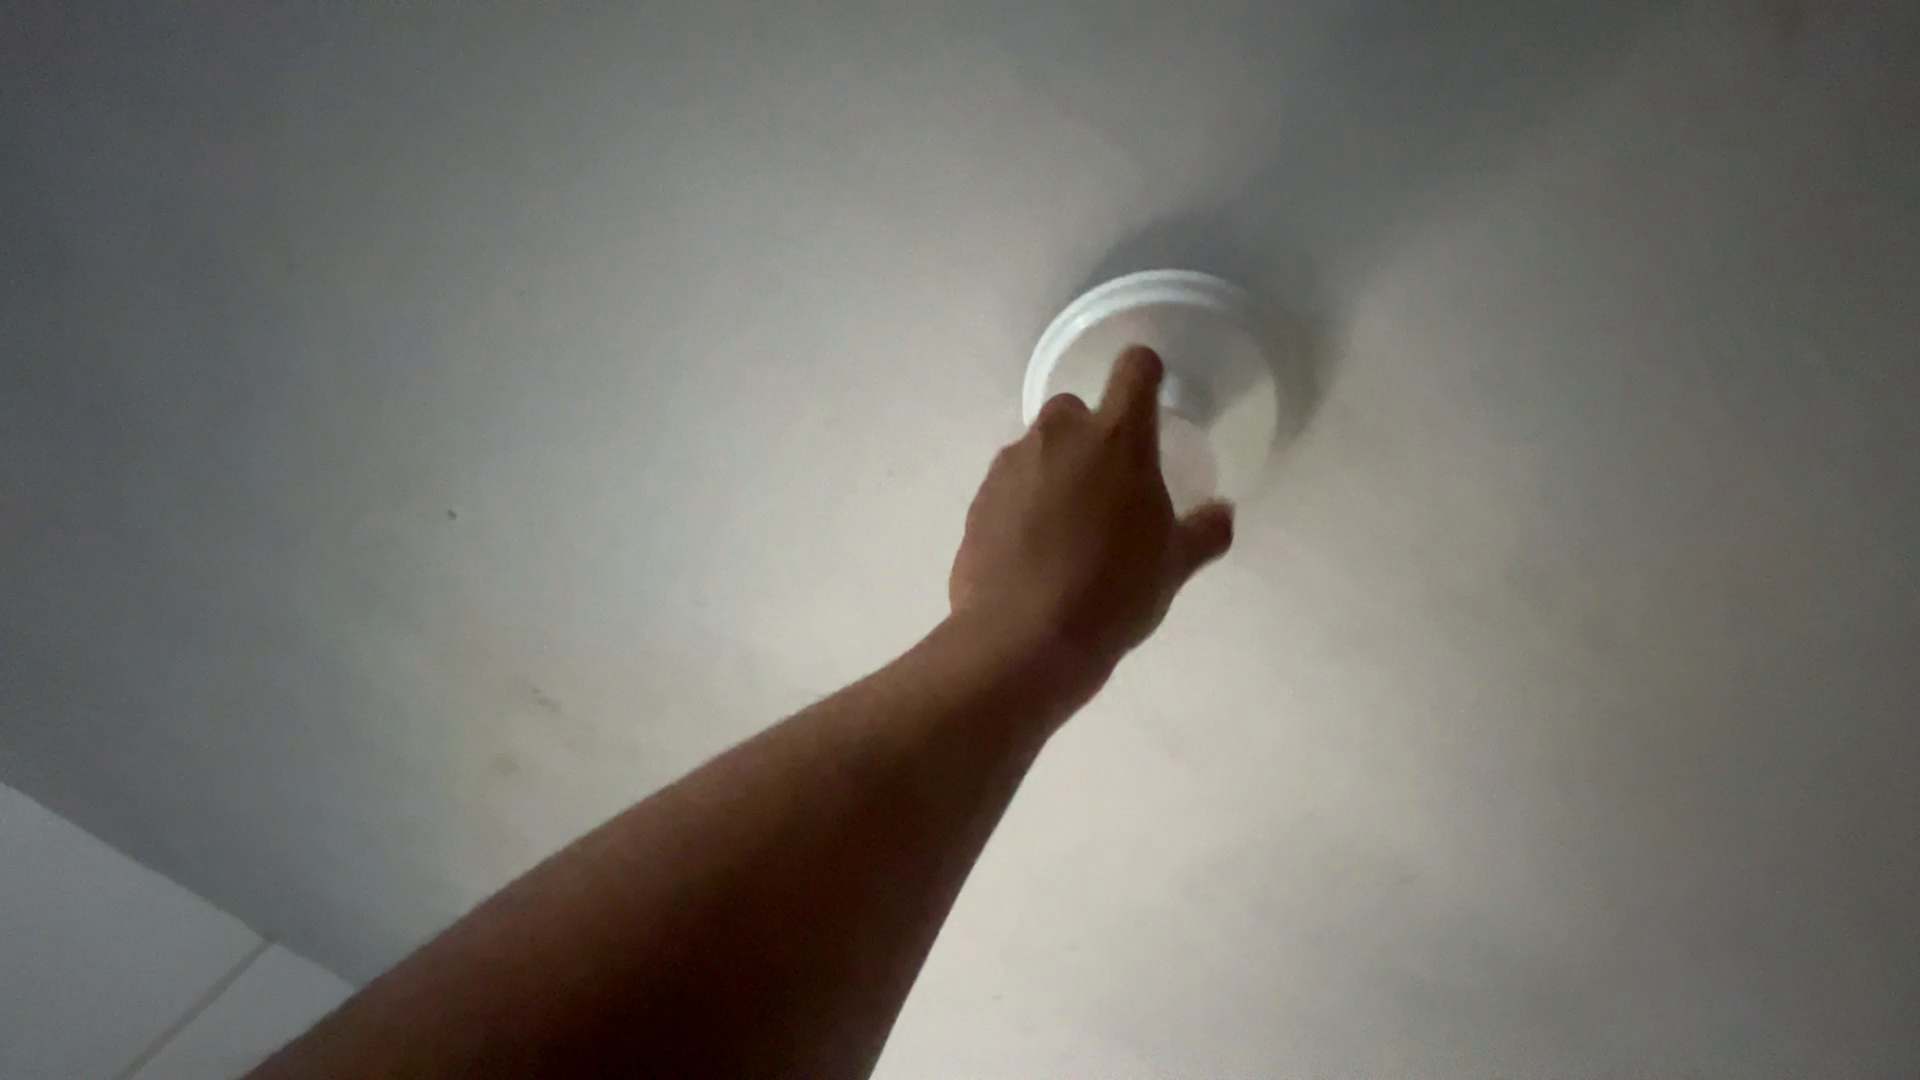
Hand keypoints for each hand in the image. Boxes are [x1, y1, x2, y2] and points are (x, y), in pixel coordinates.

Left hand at [949, 346, 1234, 674]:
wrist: (1023, 638)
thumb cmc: (1113, 593)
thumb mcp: (1172, 567)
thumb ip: (1203, 531)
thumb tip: (1221, 512)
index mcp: (1117, 439)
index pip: (1135, 370)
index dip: (1144, 374)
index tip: (1148, 397)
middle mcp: (1059, 436)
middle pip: (1074, 409)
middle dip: (1089, 435)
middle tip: (1103, 487)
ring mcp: (1011, 465)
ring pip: (1036, 448)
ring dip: (1052, 470)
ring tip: (1063, 529)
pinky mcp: (978, 498)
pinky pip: (1007, 484)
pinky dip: (1020, 502)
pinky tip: (1029, 549)